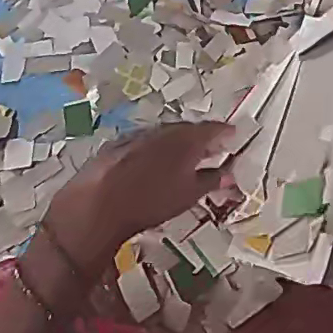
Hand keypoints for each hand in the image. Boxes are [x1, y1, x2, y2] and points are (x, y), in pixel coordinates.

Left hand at [41, 122, 233, 272]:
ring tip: (185, 158)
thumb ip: (211, 180)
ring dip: (178, 143)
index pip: (213, 129)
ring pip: (166, 135)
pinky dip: (156, 149)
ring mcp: (140, 135)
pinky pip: (146, 142)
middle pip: (189, 129)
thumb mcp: (189, 194)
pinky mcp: (118, 144)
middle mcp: (165, 130)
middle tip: (212, 149)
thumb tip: (228, 174)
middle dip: (202, 138)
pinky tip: (154, 164)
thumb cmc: (152, 201)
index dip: (225, 132)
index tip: (233, 136)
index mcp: (187, 139)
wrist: (98, 204)